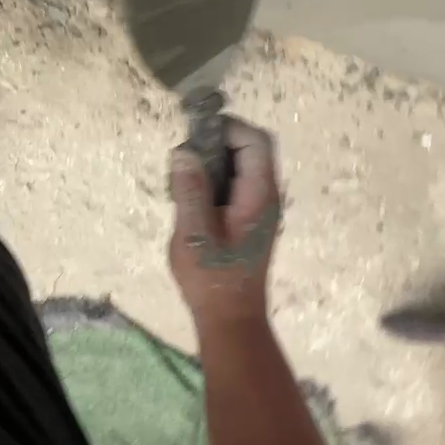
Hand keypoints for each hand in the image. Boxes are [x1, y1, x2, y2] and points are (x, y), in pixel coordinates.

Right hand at [167, 117, 280, 329]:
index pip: (256, 141)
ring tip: (179, 178)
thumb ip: (189, 190)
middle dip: (215, 142)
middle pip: (250, 149)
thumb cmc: (212, 277)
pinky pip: (231, 183)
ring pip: (239, 165)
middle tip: (181, 157)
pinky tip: (186, 197)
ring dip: (209, 162)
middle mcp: (265, 196)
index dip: (227, 128)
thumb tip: (183, 152)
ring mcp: (257, 208)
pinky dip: (210, 179)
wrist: (230, 317)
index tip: (192, 133)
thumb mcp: (194, 233)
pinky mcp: (245, 218)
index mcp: (259, 195)